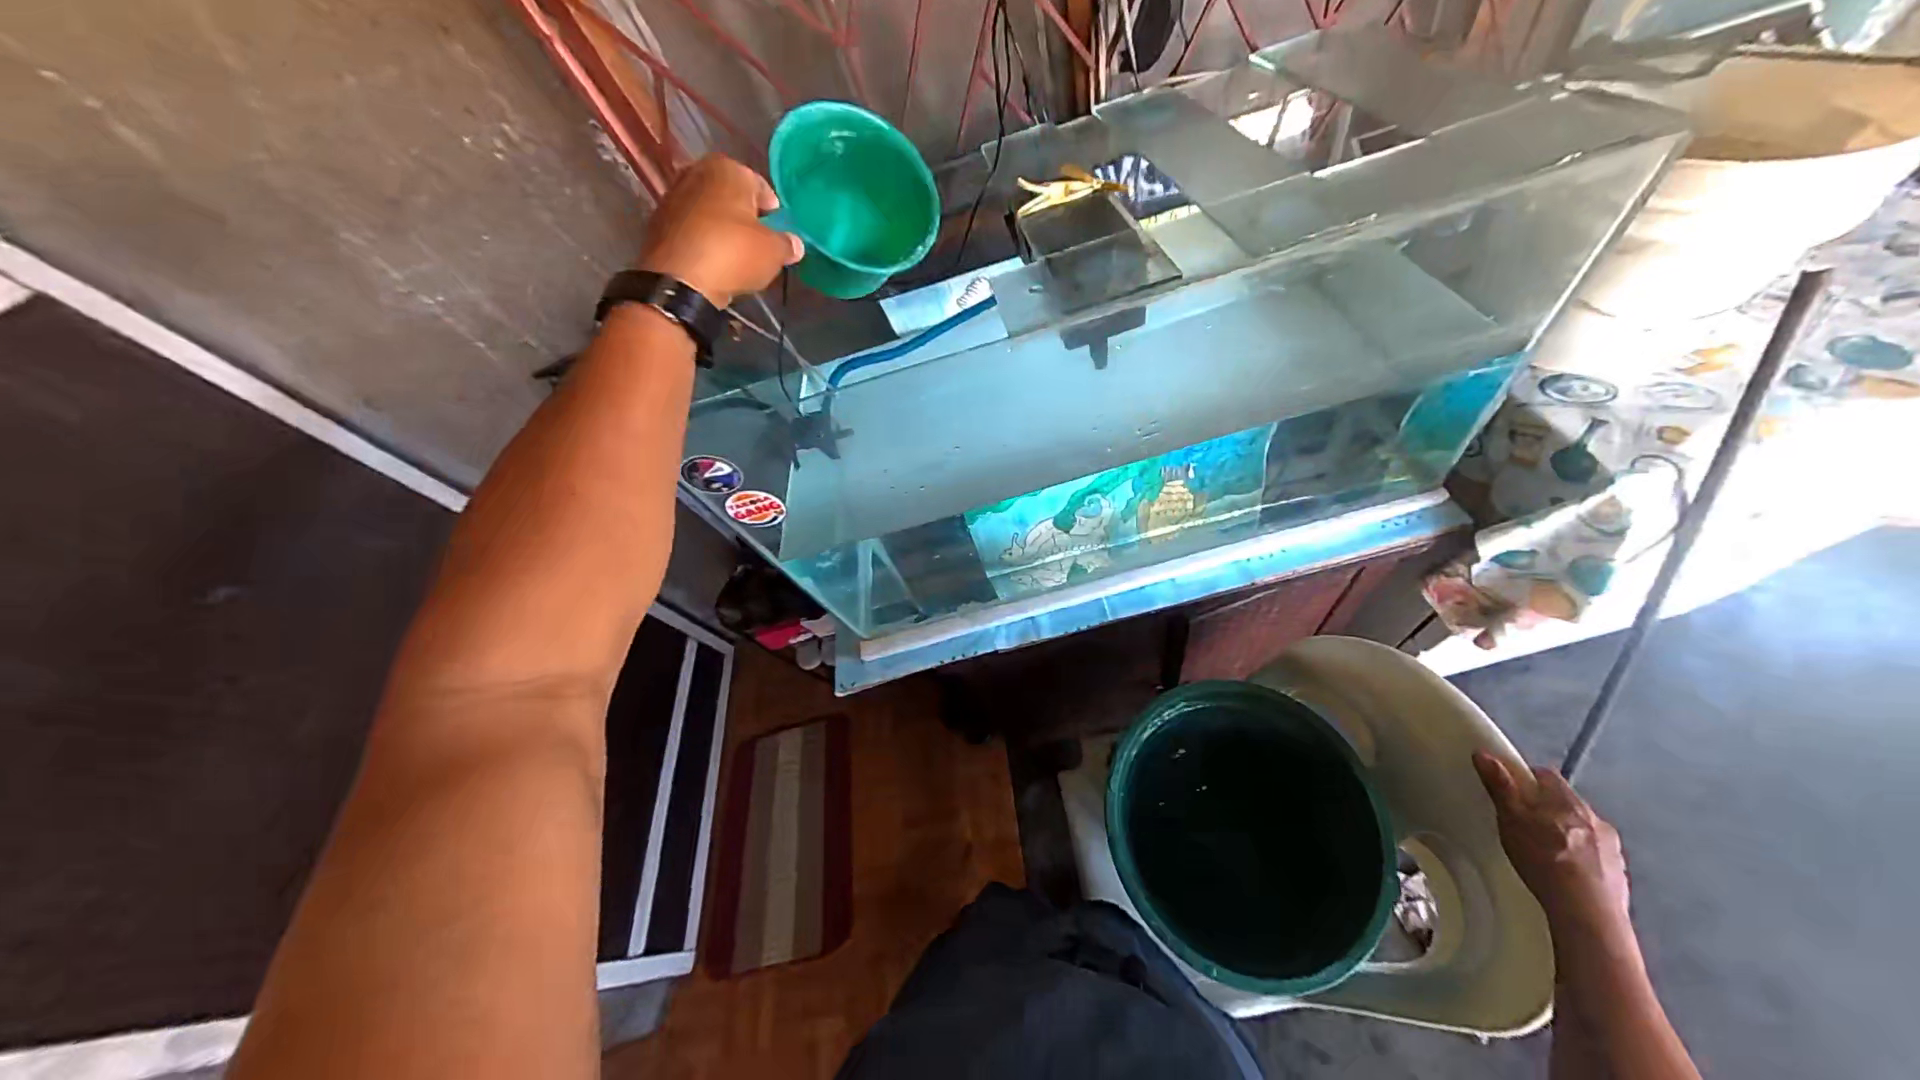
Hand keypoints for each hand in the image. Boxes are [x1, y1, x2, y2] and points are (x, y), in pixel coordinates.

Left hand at [636, 154, 802, 308]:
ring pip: (708, 209)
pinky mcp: (659, 221)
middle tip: (757, 241)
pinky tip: (712, 260)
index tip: (778, 230)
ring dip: (721, 227)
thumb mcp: (774, 252)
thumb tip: (795, 244)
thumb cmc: (733, 253)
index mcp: (729, 169)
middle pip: (730, 194)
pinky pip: (691, 227)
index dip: (773, 210)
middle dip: (744, 214)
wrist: (679, 280)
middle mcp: (698, 172)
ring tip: (734, 253)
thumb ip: (787, 244)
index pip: (760, 185)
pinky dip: (702, 239)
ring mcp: (673, 195)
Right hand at [1474, 751, 1630, 933]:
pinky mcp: (1620, 871)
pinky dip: (1580, 856)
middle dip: (1546, 808)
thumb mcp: (1510, 819)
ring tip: (1544, 852)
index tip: (1510, 794)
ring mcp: (1612, 846)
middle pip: (1565, 801)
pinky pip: (1595, 853)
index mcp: (1567, 800)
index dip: (1525, 780)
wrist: (1587, 912)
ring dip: (1565, 832)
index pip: (1545, 775)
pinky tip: (1565, 872)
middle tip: (1522, 824)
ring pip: (1582, 827)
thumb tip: (1484, 753)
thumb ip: (1500, 786)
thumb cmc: (1543, 858)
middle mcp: (1594, 816)